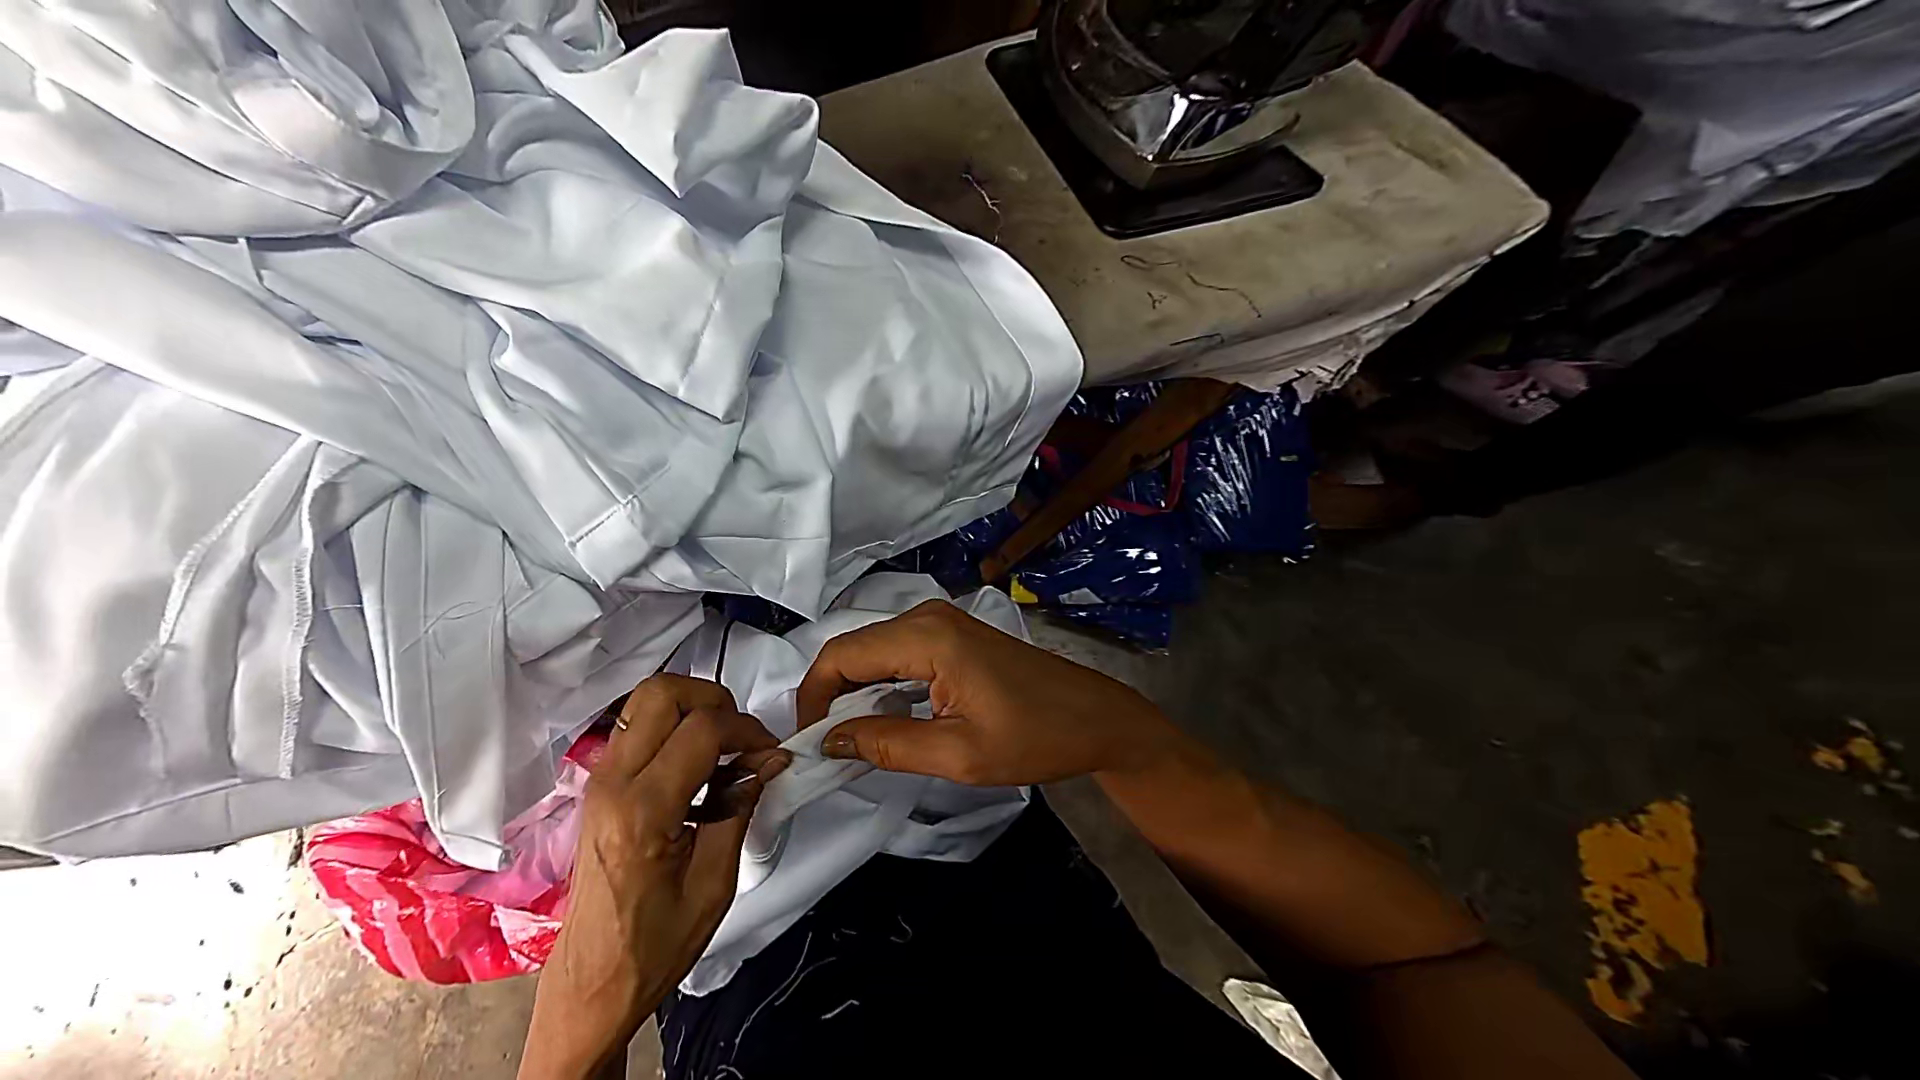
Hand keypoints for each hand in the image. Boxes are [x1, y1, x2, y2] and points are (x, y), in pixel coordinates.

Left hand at [519, 675, 790, 1079]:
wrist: (589, 983)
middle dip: (714, 700)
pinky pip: (638, 726)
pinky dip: (676, 724)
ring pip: (646, 699)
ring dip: (693, 707)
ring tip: (724, 745)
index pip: (703, 728)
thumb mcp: (714, 883)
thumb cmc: (655, 944)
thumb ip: (740, 808)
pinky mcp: (599, 784)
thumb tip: (768, 760)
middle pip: (663, 692)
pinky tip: (700, 763)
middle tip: (742, 737)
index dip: (748, 730)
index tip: (771, 755)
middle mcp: (613, 782)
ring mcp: (600, 779)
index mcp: (643, 811)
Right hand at [795, 598, 1183, 785]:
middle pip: (854, 648)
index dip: (813, 696)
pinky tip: (884, 718)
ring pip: (874, 651)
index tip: (808, 741)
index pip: (842, 655)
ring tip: (853, 739)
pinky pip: (899, 653)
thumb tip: (830, 741)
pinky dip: (881, 684)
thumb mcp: (958, 753)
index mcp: (928, 637)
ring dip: (856, 691)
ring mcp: (943, 622)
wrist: (1097, 718)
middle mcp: (929, 617)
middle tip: (827, 747)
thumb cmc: (1036, 737)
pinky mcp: (954, 635)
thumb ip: (887, 745)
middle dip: (831, 695)